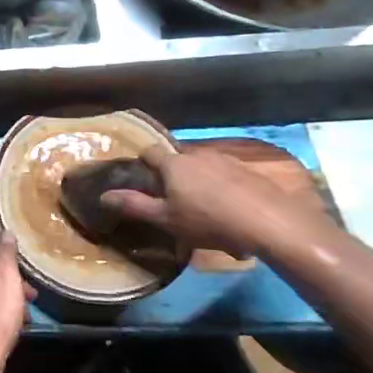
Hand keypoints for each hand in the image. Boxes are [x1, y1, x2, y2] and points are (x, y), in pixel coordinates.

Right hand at [101, 143, 334, 257]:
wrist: (268, 221)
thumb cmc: (208, 220)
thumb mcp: (166, 219)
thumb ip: (134, 206)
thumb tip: (103, 196)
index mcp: (173, 163)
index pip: (149, 152)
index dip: (142, 163)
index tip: (141, 181)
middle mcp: (197, 154)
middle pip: (177, 159)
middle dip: (171, 175)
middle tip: (171, 200)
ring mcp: (225, 160)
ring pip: (202, 167)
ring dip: (197, 182)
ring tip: (200, 209)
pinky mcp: (247, 171)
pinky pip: (224, 176)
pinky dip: (220, 189)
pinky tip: (226, 212)